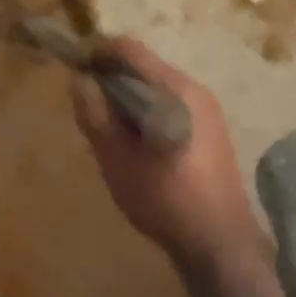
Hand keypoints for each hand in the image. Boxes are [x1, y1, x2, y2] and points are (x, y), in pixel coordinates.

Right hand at [74, 39, 289, 296]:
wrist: (221, 246)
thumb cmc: (166, 200)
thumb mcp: (117, 160)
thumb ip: (96, 116)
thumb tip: (80, 80)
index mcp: (174, 89)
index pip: (129, 50)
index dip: (97, 52)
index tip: (74, 68)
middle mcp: (194, 89)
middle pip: (144, 66)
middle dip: (112, 78)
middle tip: (88, 104)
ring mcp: (206, 109)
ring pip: (156, 86)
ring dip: (129, 96)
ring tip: (108, 127)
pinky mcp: (210, 130)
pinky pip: (170, 104)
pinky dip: (147, 110)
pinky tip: (136, 143)